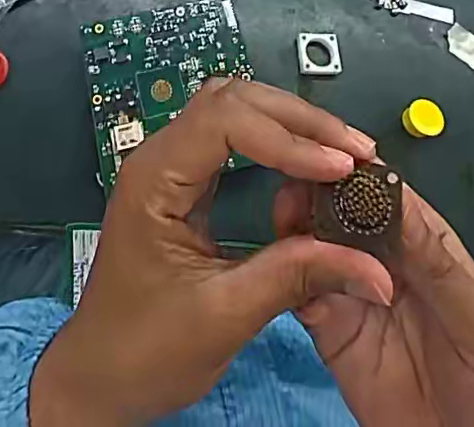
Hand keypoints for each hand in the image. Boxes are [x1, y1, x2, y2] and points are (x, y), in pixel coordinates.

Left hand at [30, 79, 394, 424]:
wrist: (100, 373)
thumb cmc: (147, 347)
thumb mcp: (225, 315)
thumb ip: (295, 277)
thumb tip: (373, 268)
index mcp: (155, 176)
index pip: (222, 120)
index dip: (286, 137)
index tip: (340, 166)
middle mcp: (158, 156)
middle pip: (228, 101)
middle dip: (294, 118)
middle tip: (354, 149)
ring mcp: (169, 165)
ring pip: (229, 111)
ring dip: (286, 123)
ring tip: (339, 150)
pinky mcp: (182, 182)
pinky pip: (229, 139)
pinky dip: (272, 141)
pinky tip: (305, 160)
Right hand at [274, 174, 473, 425]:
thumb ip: (441, 268)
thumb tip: (397, 204)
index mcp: (421, 245)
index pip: (385, 196)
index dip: (358, 174)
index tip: (332, 160)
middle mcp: (378, 257)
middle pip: (338, 209)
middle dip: (314, 192)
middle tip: (296, 188)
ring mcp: (348, 288)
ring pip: (310, 242)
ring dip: (294, 226)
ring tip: (285, 221)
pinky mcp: (325, 324)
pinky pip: (296, 290)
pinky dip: (284, 274)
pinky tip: (284, 270)